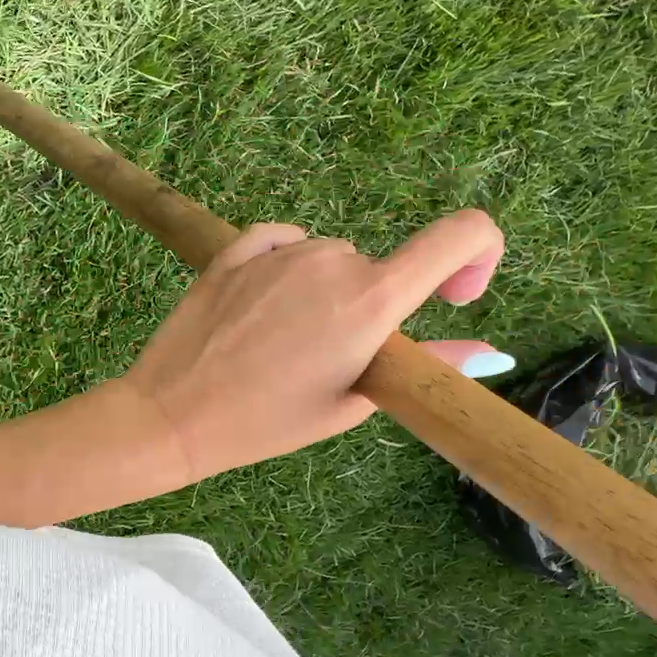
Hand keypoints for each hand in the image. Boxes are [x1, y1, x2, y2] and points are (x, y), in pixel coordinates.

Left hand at [121, 209, 506, 479]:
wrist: (168, 418)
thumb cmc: (260, 422)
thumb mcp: (348, 403)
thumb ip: (421, 366)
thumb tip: (489, 352)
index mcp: (371, 298)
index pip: (462, 234)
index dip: (478, 256)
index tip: (452, 297)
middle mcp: (327, 263)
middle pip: (373, 265)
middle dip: (365, 301)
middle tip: (324, 352)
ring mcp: (271, 257)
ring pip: (320, 256)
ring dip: (317, 286)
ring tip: (278, 340)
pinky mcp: (224, 261)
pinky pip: (272, 238)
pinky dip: (280, 257)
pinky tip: (266, 292)